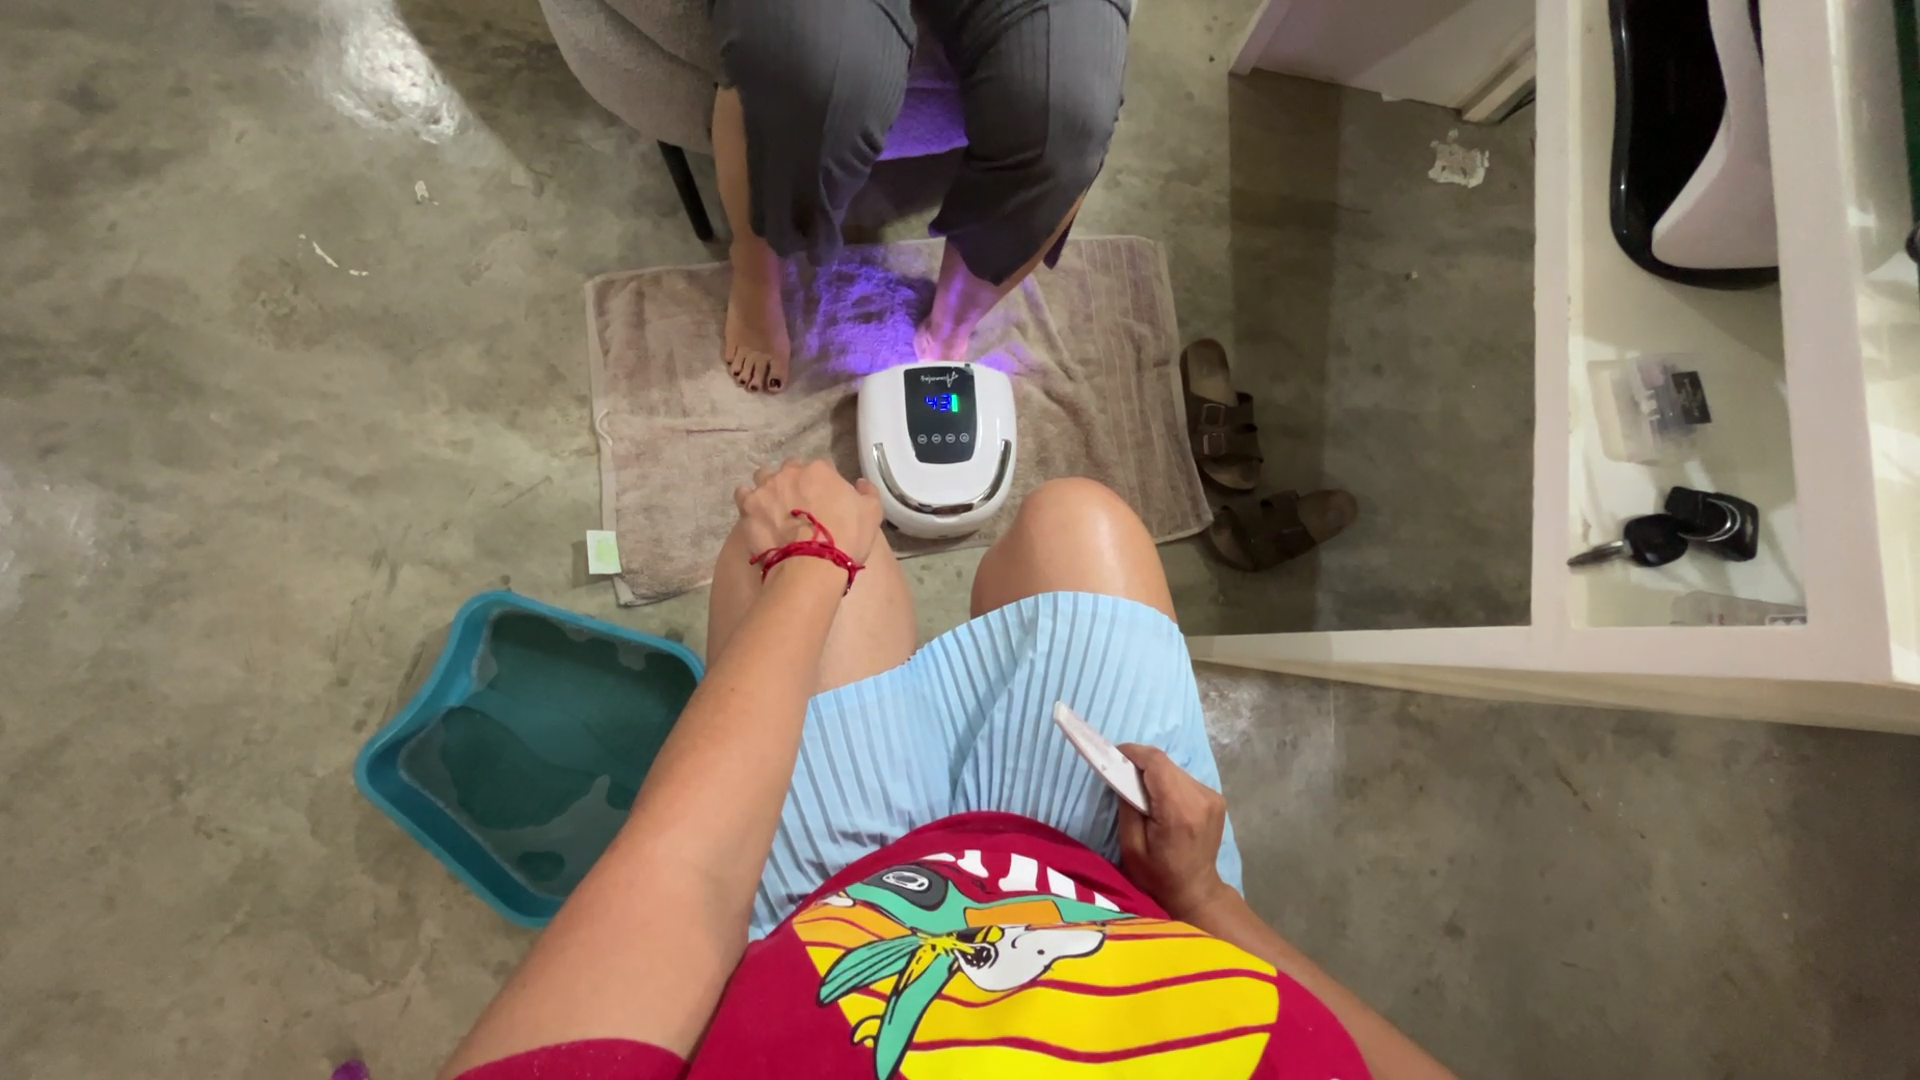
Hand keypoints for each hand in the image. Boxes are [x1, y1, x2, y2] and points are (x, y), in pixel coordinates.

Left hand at [734, 459, 884, 566]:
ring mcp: (766, 488)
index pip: (822, 467)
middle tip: (801, 504)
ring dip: (770, 486)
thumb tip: (860, 483)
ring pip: (764, 476)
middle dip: (795, 481)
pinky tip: (757, 513)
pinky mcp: (748, 507)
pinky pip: (744, 495)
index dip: (825, 483)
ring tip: (775, 506)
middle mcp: (790, 473)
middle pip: (791, 469)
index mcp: (820, 470)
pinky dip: (749, 501)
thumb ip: (867, 492)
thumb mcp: (872, 514)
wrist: (811, 566)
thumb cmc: (846, 539)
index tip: (826, 499)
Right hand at [1116, 743, 1231, 920]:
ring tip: (1140, 789)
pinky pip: (1183, 778)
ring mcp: (1212, 797)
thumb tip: (1123, 775)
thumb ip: (1127, 805)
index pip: (1156, 763)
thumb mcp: (1131, 846)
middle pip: (1165, 763)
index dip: (1133, 752)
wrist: (1195, 892)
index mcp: (1179, 811)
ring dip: (1154, 773)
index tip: (1113, 755)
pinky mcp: (1215, 799)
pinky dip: (1167, 781)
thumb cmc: (1157, 876)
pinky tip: (1159, 799)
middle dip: (1140, 763)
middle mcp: (1201, 799)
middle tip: (1121, 774)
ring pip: (1174, 768)